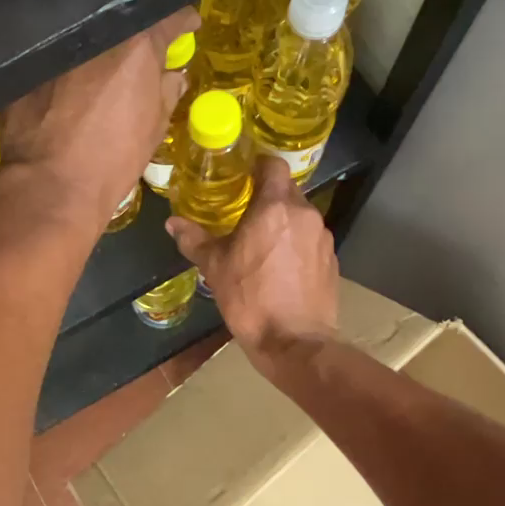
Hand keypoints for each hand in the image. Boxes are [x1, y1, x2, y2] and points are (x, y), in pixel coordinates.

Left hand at [0, 8, 199, 225]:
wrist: (51, 185)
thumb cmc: (113, 160)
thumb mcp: (154, 128)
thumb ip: (167, 92)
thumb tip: (173, 76)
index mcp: (136, 45)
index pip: (168, 17)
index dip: (182, 21)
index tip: (188, 26)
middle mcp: (96, 34)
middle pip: (123, 24)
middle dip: (137, 35)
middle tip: (144, 54)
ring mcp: (57, 47)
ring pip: (86, 37)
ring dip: (99, 51)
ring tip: (105, 69)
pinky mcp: (27, 65)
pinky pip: (54, 58)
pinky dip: (66, 69)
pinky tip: (68, 87)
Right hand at [167, 157, 338, 371]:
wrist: (294, 341)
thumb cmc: (250, 299)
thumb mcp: (215, 268)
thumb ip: (194, 240)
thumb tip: (173, 223)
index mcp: (275, 207)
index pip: (272, 165)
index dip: (257, 165)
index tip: (242, 174)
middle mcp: (304, 214)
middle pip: (286, 190)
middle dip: (266, 197)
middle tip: (244, 212)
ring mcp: (322, 237)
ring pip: (299, 216)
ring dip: (281, 222)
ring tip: (260, 242)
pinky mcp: (331, 260)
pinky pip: (310, 240)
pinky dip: (295, 244)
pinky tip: (280, 266)